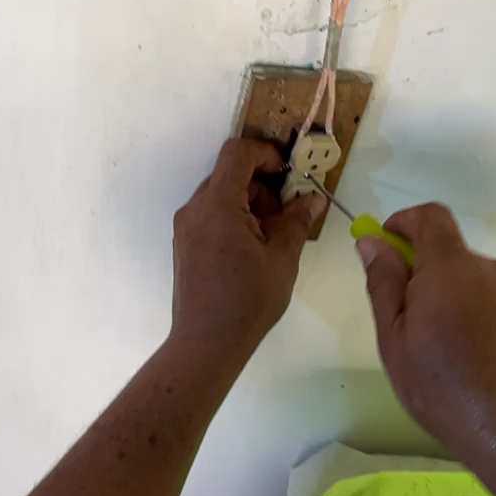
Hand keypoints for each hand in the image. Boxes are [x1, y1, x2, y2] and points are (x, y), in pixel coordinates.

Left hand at [169, 139, 324, 351]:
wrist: (206, 342)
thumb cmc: (247, 301)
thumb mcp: (282, 258)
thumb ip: (296, 220)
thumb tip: (312, 198)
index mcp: (218, 205)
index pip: (237, 153)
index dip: (266, 154)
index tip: (288, 174)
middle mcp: (195, 209)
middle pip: (229, 174)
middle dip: (262, 185)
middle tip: (288, 213)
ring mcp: (185, 227)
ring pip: (220, 195)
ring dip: (249, 203)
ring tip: (272, 236)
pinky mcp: (184, 244)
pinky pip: (211, 215)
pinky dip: (233, 218)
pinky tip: (252, 248)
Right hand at [356, 204, 495, 458]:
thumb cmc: (444, 387)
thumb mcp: (394, 339)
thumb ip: (384, 283)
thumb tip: (372, 241)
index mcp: (450, 268)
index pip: (430, 217)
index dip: (404, 222)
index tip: (388, 246)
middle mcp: (491, 270)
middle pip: (452, 255)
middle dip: (427, 276)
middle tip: (412, 325)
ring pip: (478, 283)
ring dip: (458, 300)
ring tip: (450, 354)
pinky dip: (484, 320)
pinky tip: (481, 363)